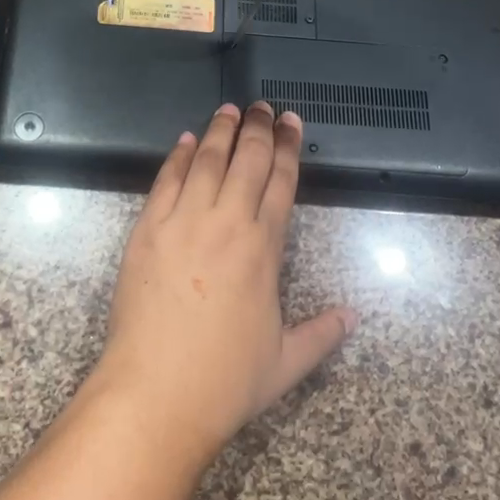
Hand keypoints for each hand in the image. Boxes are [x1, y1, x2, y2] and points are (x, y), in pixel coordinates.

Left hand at [86, 102, 355, 460]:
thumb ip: (322, 333)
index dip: (289, 149)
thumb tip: (353, 315)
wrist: (157, 392)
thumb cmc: (225, 380)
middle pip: (246, 161)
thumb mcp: (286, 362)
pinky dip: (176, 157)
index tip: (292, 123)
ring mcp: (181, 223)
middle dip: (258, 129)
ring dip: (218, 132)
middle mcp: (226, 224)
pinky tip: (183, 141)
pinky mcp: (146, 231)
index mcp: (263, 249)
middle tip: (263, 106)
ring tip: (228, 110)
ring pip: (204, 162)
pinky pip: (165, 182)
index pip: (281, 183)